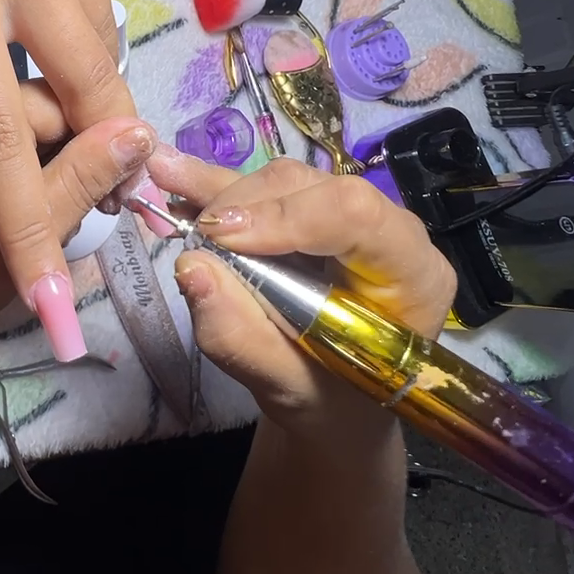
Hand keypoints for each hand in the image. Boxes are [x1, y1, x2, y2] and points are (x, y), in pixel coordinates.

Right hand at [143, 152, 455, 439]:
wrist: (333, 401)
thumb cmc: (327, 399)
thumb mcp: (287, 385)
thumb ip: (242, 336)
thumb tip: (191, 269)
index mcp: (409, 274)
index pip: (354, 214)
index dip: (285, 216)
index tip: (221, 236)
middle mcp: (385, 229)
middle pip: (309, 188)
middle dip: (242, 206)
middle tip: (193, 236)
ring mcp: (343, 212)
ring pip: (278, 179)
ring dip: (219, 190)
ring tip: (164, 187)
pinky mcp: (304, 208)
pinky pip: (255, 186)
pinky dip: (208, 183)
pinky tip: (169, 172)